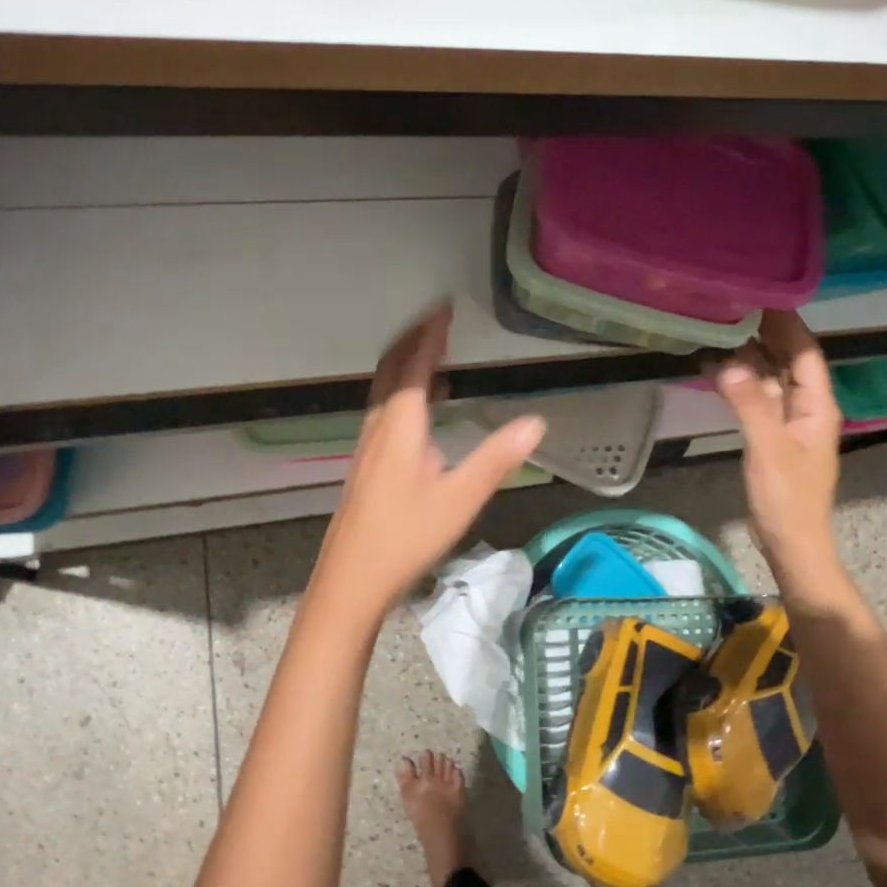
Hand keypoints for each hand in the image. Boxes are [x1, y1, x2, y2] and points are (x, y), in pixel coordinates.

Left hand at [311, 302, 545, 613]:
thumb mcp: (460, 498)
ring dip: (406, 362)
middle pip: (392, 367)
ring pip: (384, 388)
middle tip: (439, 319)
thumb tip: (535, 422)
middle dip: (414, 339)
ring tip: (433, 350)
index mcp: (401, 424)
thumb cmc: (406, 536)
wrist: (351, 580)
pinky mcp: (365, 462)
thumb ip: (496, 458)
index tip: (445, 306)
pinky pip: (384, 406)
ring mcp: (367, 443)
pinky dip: (402, 388)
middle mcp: (379, 424)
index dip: (432, 333)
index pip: (416, 364)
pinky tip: (420, 408)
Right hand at [714, 311, 843, 577]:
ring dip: (749, 357)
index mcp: (817, 405)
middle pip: (788, 360)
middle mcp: (806, 408)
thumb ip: (749, 403)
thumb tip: (727, 361)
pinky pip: (757, 398)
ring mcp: (789, 423)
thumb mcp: (767, 447)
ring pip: (770, 378)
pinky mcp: (772, 436)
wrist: (790, 543)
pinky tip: (716, 370)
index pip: (804, 351)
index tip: (762, 295)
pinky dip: (739, 383)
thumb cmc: (787, 497)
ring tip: (719, 330)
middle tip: (734, 304)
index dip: (787, 323)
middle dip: (765, 333)